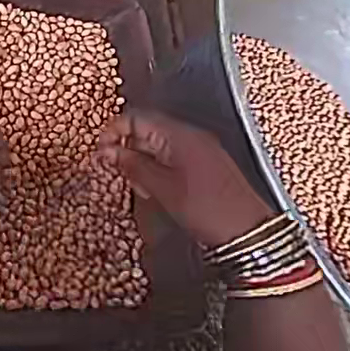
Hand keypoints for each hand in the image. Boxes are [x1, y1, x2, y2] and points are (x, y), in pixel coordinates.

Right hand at [95, 110, 272, 247]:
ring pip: (157, 144)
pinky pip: (171, 156)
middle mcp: (190, 136)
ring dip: (140, 160)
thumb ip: (132, 165)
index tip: (100, 149)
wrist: (250, 233)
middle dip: (126, 147)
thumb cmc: (208, 209)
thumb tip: (107, 152)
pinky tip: (152, 188)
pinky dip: (156, 168)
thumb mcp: (162, 187)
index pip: (137, 117)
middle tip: (113, 168)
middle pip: (147, 129)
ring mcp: (199, 150)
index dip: (114, 130)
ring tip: (135, 183)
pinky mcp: (204, 164)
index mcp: (180, 134)